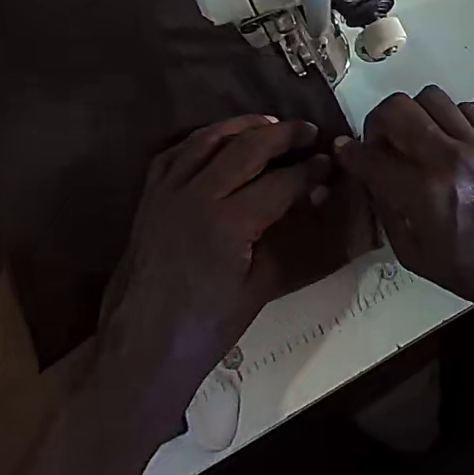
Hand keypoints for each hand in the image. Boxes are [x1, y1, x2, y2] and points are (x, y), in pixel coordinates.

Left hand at [102, 116, 331, 370]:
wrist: (143, 351)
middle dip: (283, 135)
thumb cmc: (209, 326)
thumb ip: (289, 233)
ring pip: (207, 141)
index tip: (330, 162)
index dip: (311, 169)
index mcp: (229, 222)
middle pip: (246, 147)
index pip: (281, 181)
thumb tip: (316, 197)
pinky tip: (217, 141)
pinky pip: (173, 155)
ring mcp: (167, 195)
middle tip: (308, 131)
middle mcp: (196, 197)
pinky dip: (199, 141)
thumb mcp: (262, 283)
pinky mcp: (149, 201)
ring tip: (268, 123)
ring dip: (241, 126)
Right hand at [334, 86, 473, 320]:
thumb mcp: (416, 256)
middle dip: (378, 122)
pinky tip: (445, 140)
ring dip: (413, 113)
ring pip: (430, 97)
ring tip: (414, 138)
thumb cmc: (473, 270)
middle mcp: (447, 157)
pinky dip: (446, 117)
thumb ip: (388, 211)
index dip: (349, 152)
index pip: (371, 157)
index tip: (343, 150)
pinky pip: (463, 107)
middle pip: (397, 108)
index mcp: (423, 192)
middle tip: (382, 144)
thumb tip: (371, 178)